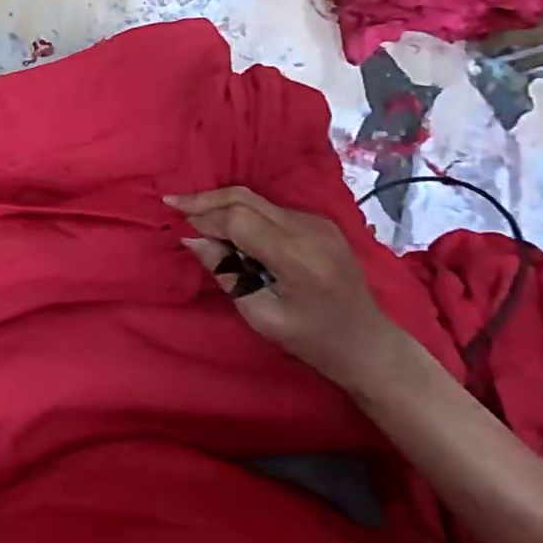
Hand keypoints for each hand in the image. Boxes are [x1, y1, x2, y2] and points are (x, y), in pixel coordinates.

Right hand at [167, 186, 397, 387]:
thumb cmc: (313, 341)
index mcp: (296, 256)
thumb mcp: (262, 317)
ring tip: (194, 215)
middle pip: (245, 197)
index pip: (238, 219)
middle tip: (173, 203)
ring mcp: (316, 221)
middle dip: (206, 200)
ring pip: (257, 200)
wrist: (369, 344)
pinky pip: (271, 209)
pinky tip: (229, 229)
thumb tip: (193, 240)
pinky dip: (244, 213)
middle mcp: (308, 228)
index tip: (178, 222)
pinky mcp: (319, 222)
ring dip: (223, 204)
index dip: (204, 217)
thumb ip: (227, 274)